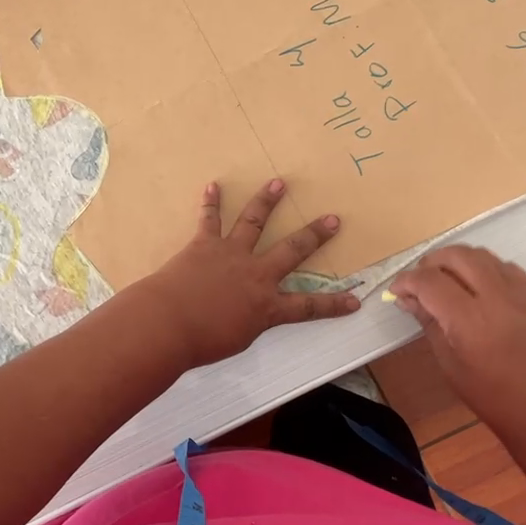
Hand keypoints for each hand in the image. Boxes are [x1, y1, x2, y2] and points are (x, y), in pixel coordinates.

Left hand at [139, 178, 360, 367]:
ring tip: (278, 183)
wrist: (169, 323)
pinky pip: (209, 220)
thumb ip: (247, 323)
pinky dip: (210, 202)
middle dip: (314, 235)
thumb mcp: (237, 340)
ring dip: (266, 201)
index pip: (308, 307)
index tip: (356, 300)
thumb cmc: (202, 341)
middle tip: (332, 219)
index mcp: (266, 306)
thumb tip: (242, 314)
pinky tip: (212, 185)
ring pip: (253, 222)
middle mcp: (255, 274)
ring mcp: (231, 254)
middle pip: (291, 251)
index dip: (333, 304)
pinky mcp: (204, 245)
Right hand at [388, 246, 525, 437]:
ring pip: (482, 255)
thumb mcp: (450, 365)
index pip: (429, 281)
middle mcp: (497, 299)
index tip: (396, 291)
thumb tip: (406, 299)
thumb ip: (429, 324)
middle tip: (419, 282)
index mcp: (470, 321)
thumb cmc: (494, 398)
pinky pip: (505, 267)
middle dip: (430, 263)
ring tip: (445, 280)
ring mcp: (521, 295)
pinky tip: (477, 287)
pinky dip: (484, 268)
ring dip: (457, 260)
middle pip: (457, 256)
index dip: (406, 281)